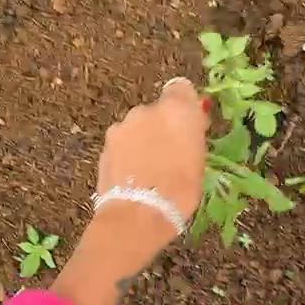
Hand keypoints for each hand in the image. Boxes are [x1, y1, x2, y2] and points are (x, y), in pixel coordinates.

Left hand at [51, 79, 209, 304]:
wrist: (136, 216)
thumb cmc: (178, 193)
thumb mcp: (198, 164)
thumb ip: (190, 137)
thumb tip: (187, 127)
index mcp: (177, 110)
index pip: (181, 89)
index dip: (184, 106)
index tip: (188, 126)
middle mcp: (147, 110)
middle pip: (157, 111)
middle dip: (162, 127)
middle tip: (169, 155)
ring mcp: (123, 126)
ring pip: (138, 127)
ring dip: (142, 140)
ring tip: (148, 171)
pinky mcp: (106, 143)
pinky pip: (123, 143)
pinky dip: (127, 153)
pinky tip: (132, 176)